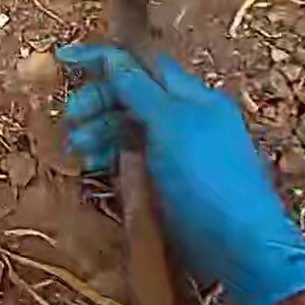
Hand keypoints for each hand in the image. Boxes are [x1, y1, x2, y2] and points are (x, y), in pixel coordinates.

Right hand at [56, 43, 304, 304]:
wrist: (239, 248)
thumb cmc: (206, 177)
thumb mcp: (169, 125)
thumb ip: (138, 89)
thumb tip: (112, 56)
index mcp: (190, 96)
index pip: (142, 65)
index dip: (105, 60)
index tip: (65, 59)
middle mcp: (182, 116)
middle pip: (130, 94)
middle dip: (98, 100)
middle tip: (71, 117)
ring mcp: (173, 148)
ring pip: (127, 124)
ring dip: (98, 128)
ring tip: (77, 147)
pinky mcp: (165, 176)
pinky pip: (131, 152)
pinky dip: (110, 152)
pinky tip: (94, 162)